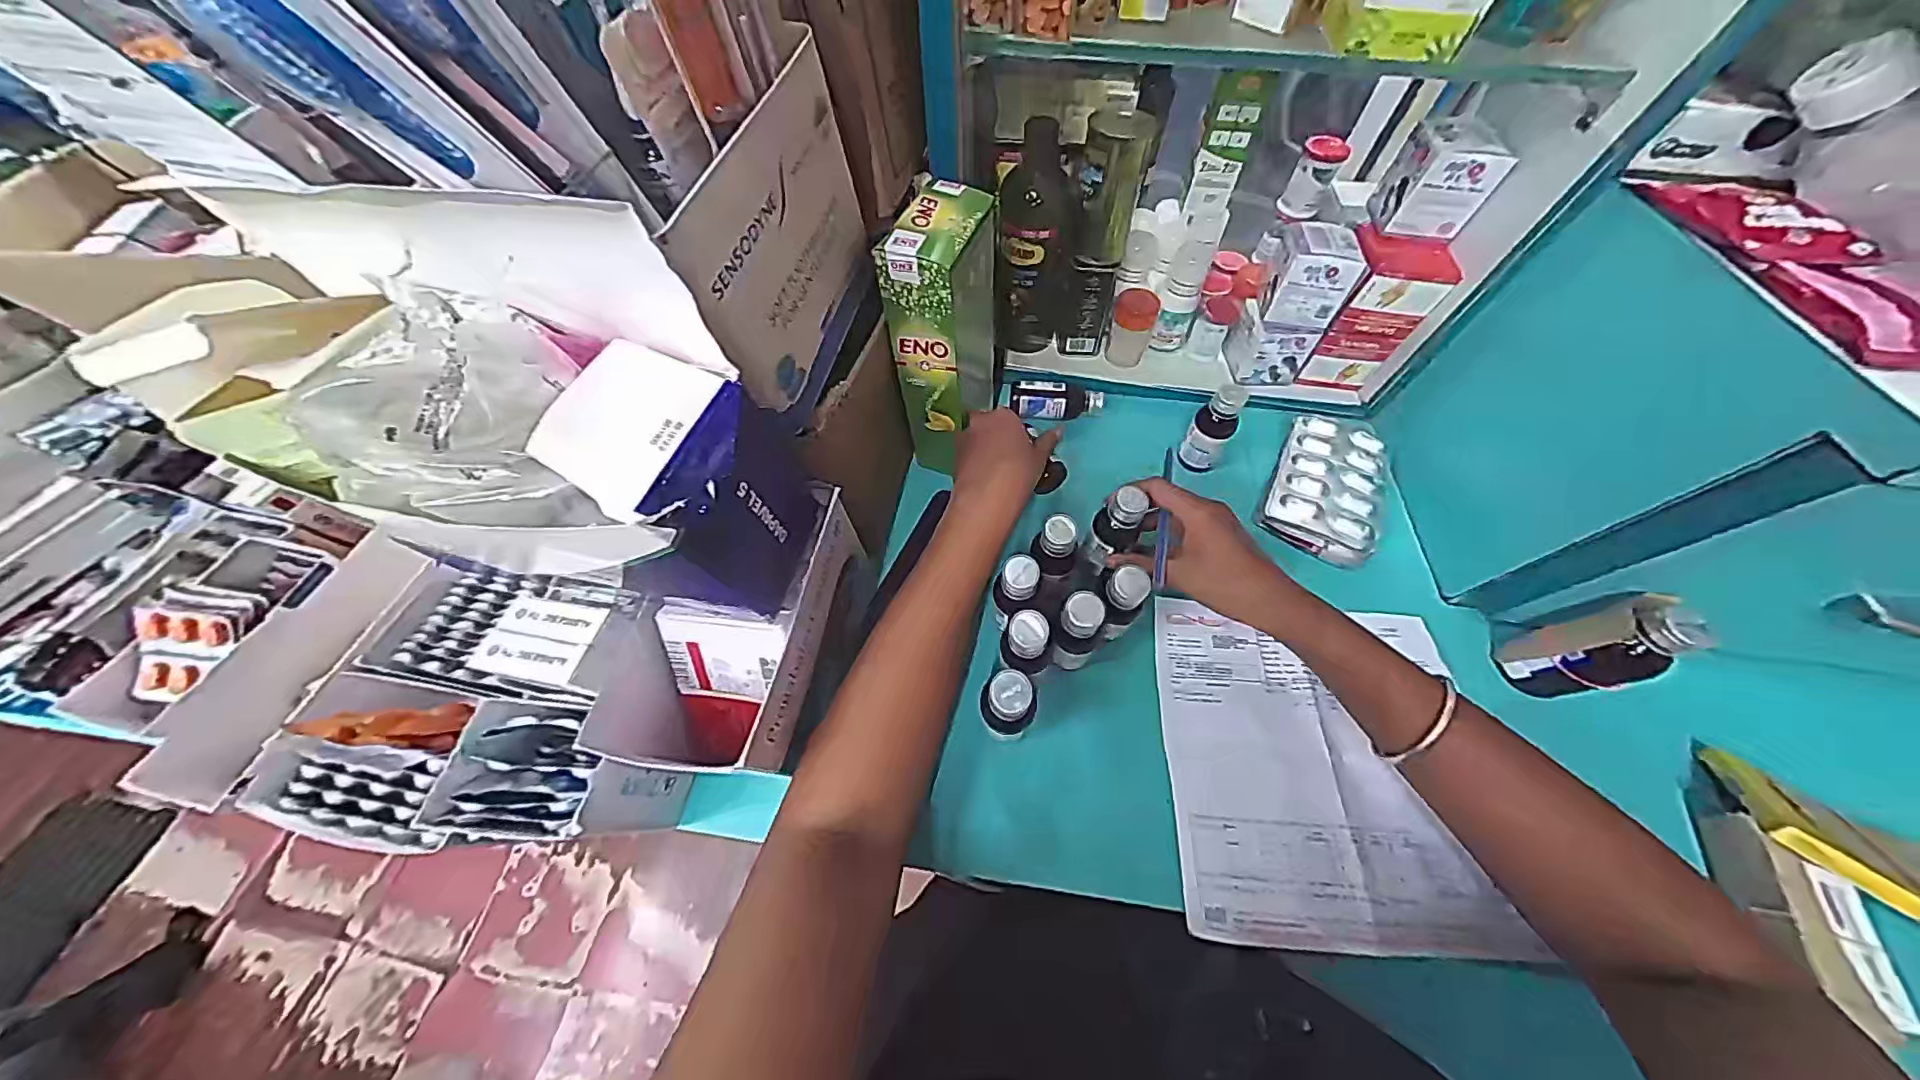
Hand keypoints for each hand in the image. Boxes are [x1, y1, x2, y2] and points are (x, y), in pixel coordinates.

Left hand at [952, 408, 1061, 529]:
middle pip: (991, 424)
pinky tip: (984, 475)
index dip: (1018, 433)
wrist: (987, 497)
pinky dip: (974, 459)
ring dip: (984, 447)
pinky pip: (967, 451)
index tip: (1022, 445)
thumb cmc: (1016, 474)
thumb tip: (1057, 432)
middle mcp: (980, 420)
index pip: (1011, 417)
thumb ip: (1047, 441)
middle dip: (998, 436)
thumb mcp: (1039, 457)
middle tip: (1010, 457)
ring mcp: (964, 436)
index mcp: (1004, 415)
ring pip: (976, 437)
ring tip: (997, 469)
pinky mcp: (954, 454)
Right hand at [1110, 477, 1312, 631]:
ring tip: (1132, 542)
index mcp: (1198, 512)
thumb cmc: (1232, 585)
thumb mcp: (1178, 574)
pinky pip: (1189, 526)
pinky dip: (1170, 534)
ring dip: (1154, 525)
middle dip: (1139, 511)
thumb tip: (1118, 560)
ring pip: (1177, 513)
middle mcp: (1209, 510)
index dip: (1131, 492)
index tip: (1115, 503)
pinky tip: (1156, 553)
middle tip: (1119, 525)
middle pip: (1166, 498)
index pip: (1157, 487)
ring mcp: (1217, 522)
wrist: (1269, 601)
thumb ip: (1142, 564)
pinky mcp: (1221, 535)